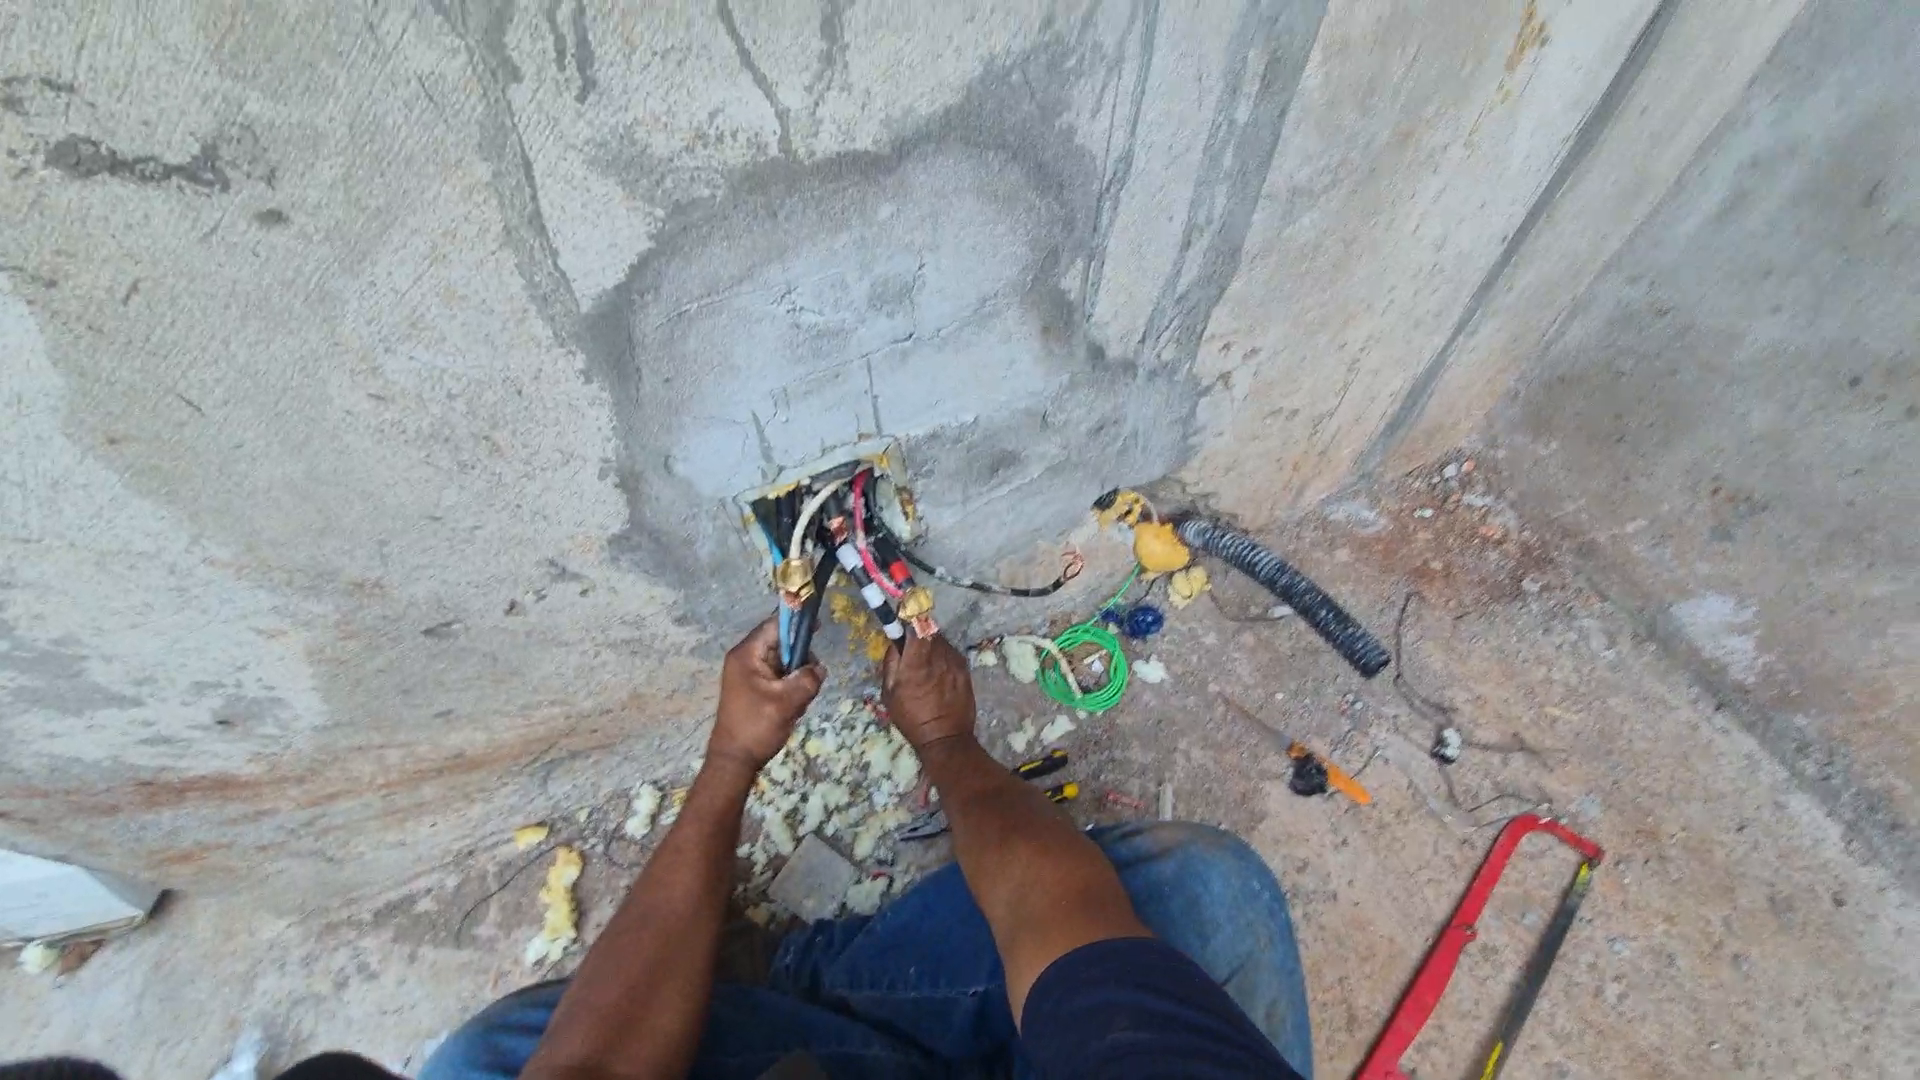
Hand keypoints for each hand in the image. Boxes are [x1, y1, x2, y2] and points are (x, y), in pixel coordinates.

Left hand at [709, 618, 824, 770]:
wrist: (735, 760)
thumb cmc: (756, 727)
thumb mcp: (787, 702)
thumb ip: (808, 679)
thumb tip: (819, 667)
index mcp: (746, 655)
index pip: (774, 625)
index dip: (796, 623)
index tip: (819, 626)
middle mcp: (746, 659)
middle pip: (781, 644)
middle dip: (800, 658)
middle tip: (810, 677)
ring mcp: (750, 674)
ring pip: (784, 662)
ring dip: (797, 677)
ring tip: (799, 700)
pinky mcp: (756, 688)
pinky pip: (780, 677)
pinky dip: (791, 687)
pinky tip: (793, 706)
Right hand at [881, 633, 976, 752]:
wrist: (945, 737)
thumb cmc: (912, 718)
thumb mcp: (889, 694)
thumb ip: (891, 663)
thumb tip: (895, 643)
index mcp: (916, 662)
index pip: (916, 627)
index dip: (910, 623)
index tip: (904, 627)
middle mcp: (938, 657)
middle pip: (930, 631)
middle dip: (920, 634)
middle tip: (913, 649)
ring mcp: (955, 662)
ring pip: (942, 642)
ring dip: (933, 645)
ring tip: (927, 663)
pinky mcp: (965, 669)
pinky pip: (952, 653)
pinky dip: (944, 656)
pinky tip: (940, 671)